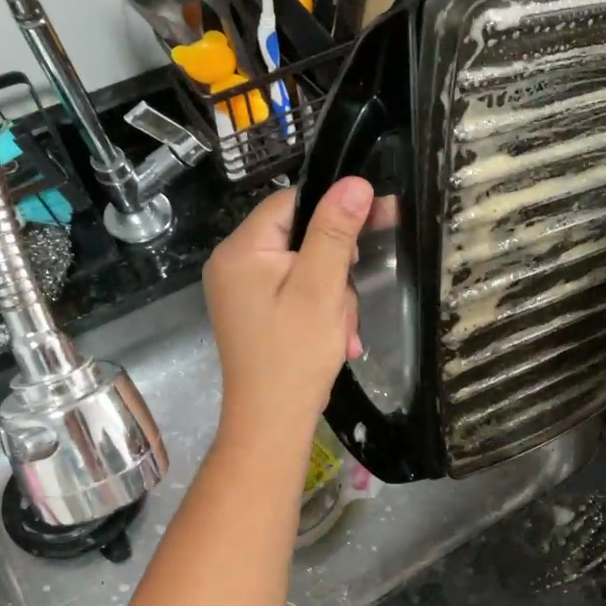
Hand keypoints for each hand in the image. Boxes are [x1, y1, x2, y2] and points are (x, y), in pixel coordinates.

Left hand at [203, 177, 373, 447]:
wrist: (271, 422)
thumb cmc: (295, 354)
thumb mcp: (321, 288)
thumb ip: (336, 233)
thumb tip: (355, 182)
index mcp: (241, 250)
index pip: (291, 202)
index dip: (334, 211)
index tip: (373, 225)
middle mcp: (232, 264)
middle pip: (298, 236)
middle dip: (335, 268)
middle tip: (348, 300)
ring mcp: (240, 291)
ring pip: (303, 268)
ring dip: (333, 295)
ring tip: (341, 330)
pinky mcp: (252, 312)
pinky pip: (294, 292)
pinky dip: (319, 311)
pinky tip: (335, 338)